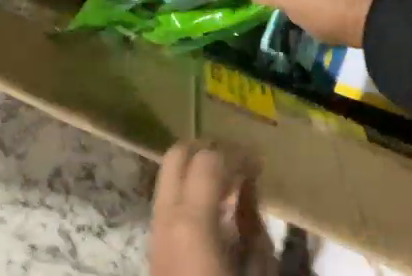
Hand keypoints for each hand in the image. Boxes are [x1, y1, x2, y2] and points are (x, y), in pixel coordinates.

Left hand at [149, 142, 273, 275]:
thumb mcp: (256, 267)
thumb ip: (252, 221)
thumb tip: (248, 187)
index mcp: (191, 219)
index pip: (208, 159)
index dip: (236, 153)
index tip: (258, 161)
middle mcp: (166, 213)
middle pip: (177, 154)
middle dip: (208, 148)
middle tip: (236, 160)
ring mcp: (154, 225)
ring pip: (169, 173)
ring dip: (196, 168)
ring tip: (227, 182)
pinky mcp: (153, 239)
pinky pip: (169, 197)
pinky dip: (189, 188)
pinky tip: (213, 205)